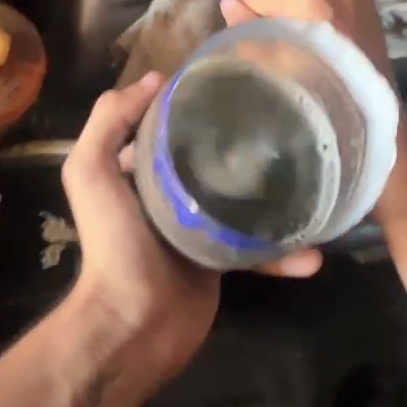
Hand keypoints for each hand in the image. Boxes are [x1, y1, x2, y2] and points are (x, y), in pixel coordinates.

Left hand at [62, 73, 320, 384]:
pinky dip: (284, 254)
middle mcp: (171, 192)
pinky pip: (259, 249)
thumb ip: (108, 121)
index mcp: (141, 168)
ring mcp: (200, 227)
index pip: (173, 122)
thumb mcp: (91, 173)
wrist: (131, 327)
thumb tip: (157, 78)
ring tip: (314, 185)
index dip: (201, 101)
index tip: (244, 83)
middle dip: (249, 143)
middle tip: (292, 127)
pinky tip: (313, 255)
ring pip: (246, 200)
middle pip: (216, 156)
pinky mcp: (223, 261)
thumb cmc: (114, 245)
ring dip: (278, 196)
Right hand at [219, 0, 406, 236]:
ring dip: (299, 11)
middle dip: (274, 6)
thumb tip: (232, 2)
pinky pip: (333, 5)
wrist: (369, 117)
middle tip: (260, 26)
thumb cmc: (310, 91)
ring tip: (291, 37)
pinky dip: (320, 16)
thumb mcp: (267, 59)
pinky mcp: (369, 9)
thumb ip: (246, 25)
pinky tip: (316, 40)